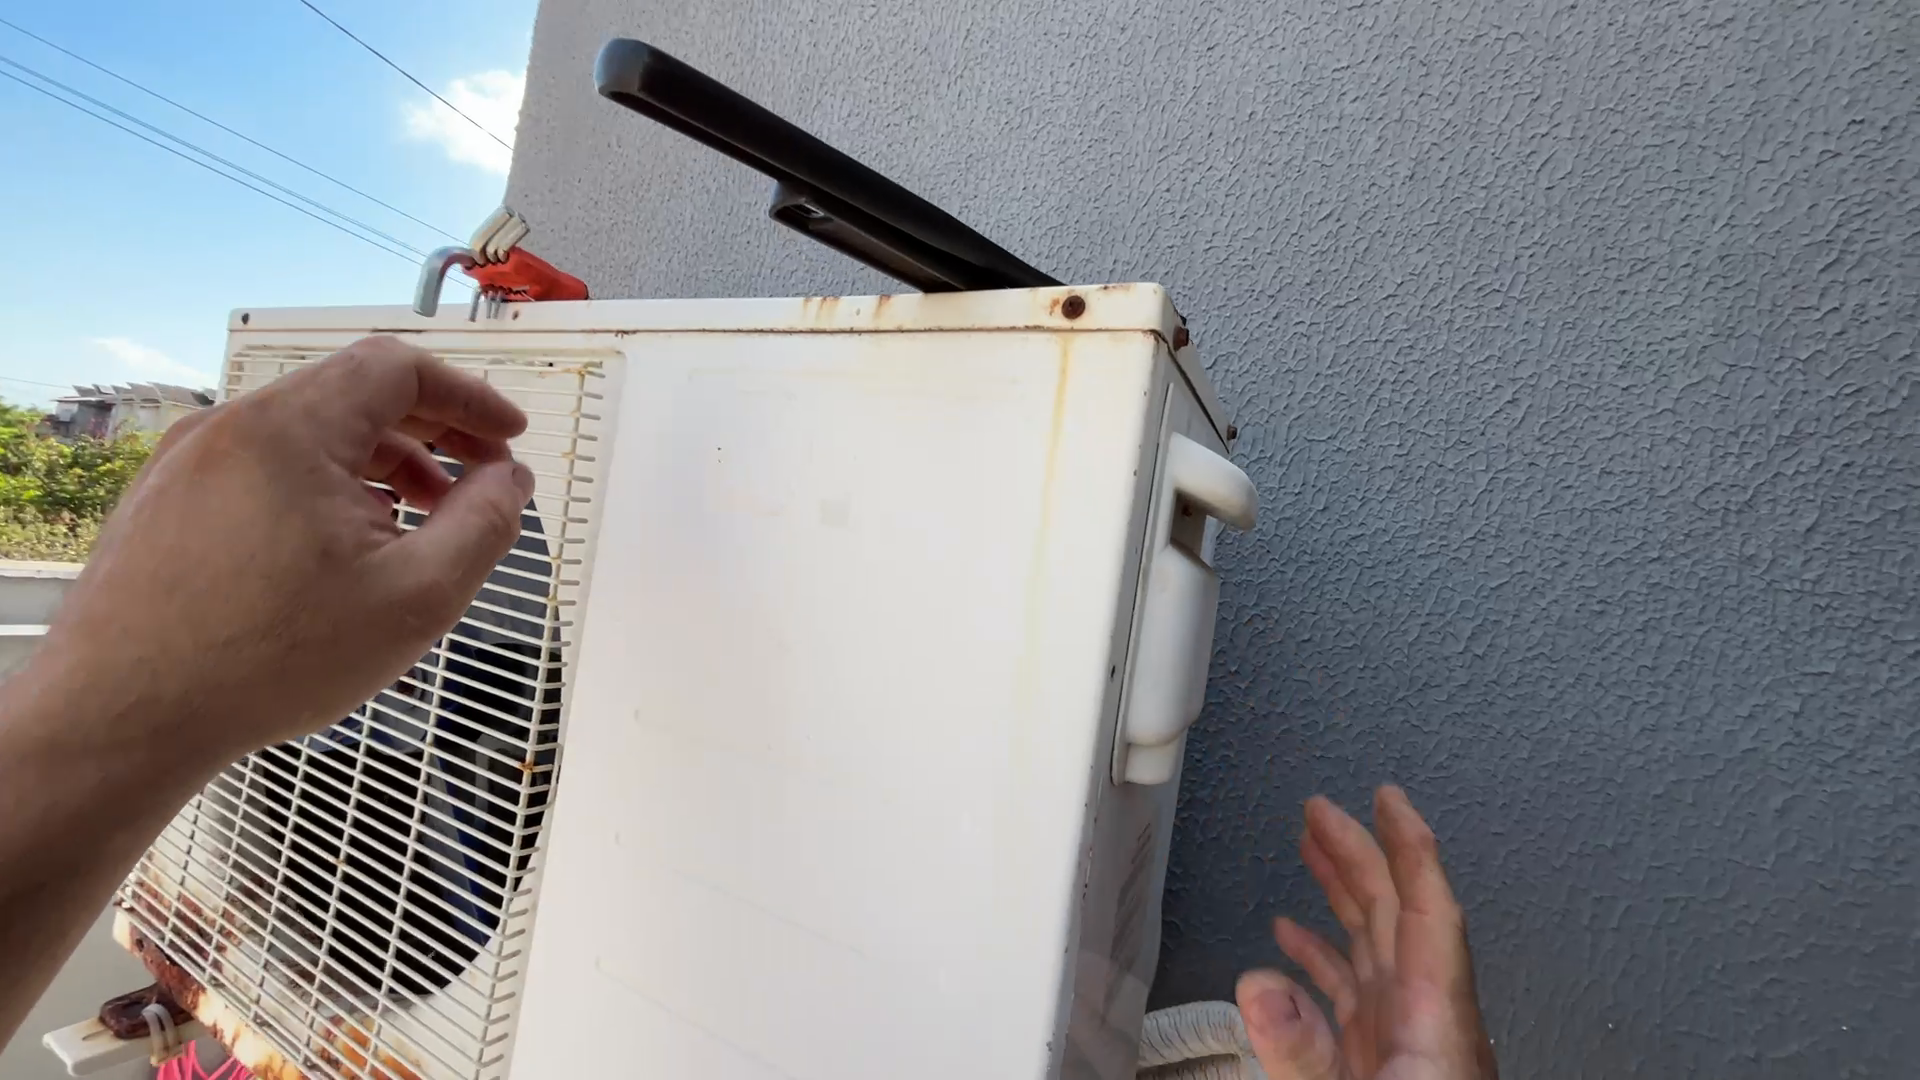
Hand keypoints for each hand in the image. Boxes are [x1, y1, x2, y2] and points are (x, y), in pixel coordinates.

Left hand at [37, 335, 533, 760]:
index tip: (512, 436)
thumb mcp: (423, 591)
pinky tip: (369, 537)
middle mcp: (231, 430)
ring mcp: (193, 463)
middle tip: (489, 477)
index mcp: (288, 434)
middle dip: (441, 429)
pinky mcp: (177, 499)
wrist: (119, 725)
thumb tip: (511, 478)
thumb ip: (487, 522)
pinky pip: (281, 464)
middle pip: (360, 394)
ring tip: (436, 517)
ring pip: (322, 433)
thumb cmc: (276, 659)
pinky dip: (345, 482)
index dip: (470, 395)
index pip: (397, 368)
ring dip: (397, 461)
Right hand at [1235, 787, 1497, 1079]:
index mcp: (1431, 1030)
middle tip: (1319, 811)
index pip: (1428, 915)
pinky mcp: (1378, 1065)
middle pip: (1394, 918)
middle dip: (1357, 855)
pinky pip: (1350, 989)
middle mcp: (1421, 1027)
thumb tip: (1262, 981)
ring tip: (1307, 850)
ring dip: (1339, 893)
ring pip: (1372, 946)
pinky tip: (1291, 940)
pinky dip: (1319, 953)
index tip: (1387, 799)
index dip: (1410, 848)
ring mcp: (1401, 1046)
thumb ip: (1303, 1058)